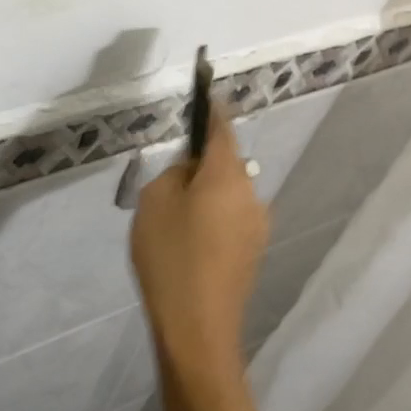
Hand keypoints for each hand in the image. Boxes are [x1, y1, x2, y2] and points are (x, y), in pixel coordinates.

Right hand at [129, 104, 270, 367]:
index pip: (221, 128)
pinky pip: (229, 214)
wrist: (197, 325)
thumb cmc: (170, 254)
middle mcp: (251, 194)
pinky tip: (185, 237)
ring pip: (227, 191)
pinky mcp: (252, 250)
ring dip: (205, 191)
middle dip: (199, 161)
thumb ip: (174, 173)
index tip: (206, 84)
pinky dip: (210, 214)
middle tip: (164, 177)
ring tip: (170, 214)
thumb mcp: (154, 200)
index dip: (212, 106)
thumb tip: (191, 169)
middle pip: (224, 162)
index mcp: (225, 175)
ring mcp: (256, 225)